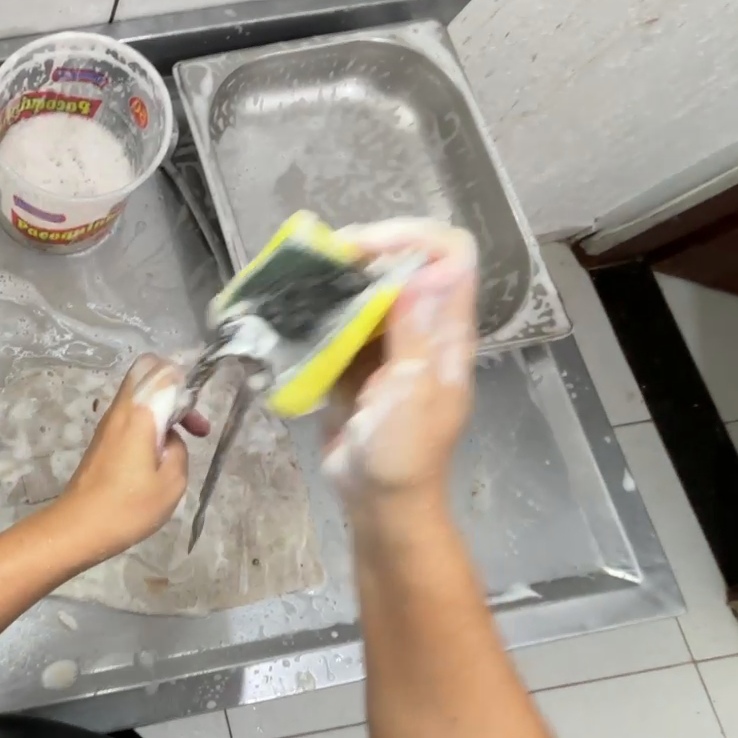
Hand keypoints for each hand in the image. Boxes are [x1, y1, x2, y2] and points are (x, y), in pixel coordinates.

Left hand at [54, 355, 209, 560]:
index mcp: (138, 413)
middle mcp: (120, 410)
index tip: (199, 409)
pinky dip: (150, 422)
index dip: (185, 380)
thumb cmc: (129, 506)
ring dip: (163, 408)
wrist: (79, 526)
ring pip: (138, 394)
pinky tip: (160, 452)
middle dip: (175, 388)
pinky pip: (130, 414)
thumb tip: (171, 438)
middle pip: (146, 372)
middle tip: (193, 422)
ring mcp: (108, 423)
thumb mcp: (172, 482)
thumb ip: (179, 449)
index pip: (161, 370)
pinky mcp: (103, 439)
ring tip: (185, 441)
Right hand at [323, 220, 477, 509]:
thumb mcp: (411, 395)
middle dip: (362, 252)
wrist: (378, 498)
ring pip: (366, 289)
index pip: (447, 257)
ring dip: (334, 278)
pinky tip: (290, 312)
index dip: (408, 239)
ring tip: (297, 280)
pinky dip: (317, 310)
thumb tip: (425, 271)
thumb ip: (415, 335)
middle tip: (317, 261)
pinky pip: (339, 320)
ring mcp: (385, 344)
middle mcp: (419, 329)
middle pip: (402, 264)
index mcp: (445, 334)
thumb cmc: (401, 455)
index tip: (358, 249)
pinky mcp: (355, 361)